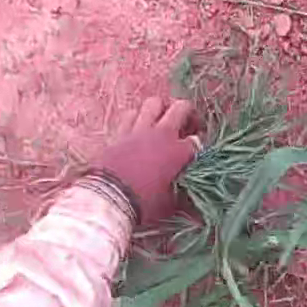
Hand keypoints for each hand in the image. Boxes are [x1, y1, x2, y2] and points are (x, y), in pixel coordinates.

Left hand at [93, 97, 197, 223]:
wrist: (110, 197)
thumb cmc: (144, 203)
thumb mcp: (169, 204)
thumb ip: (183, 196)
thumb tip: (193, 201)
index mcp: (178, 153)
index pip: (196, 141)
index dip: (197, 147)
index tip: (193, 154)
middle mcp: (162, 135)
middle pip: (181, 108)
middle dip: (188, 114)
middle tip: (186, 126)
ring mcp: (140, 130)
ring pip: (154, 103)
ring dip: (161, 109)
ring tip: (161, 120)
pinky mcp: (121, 132)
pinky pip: (131, 114)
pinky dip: (137, 117)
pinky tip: (138, 127)